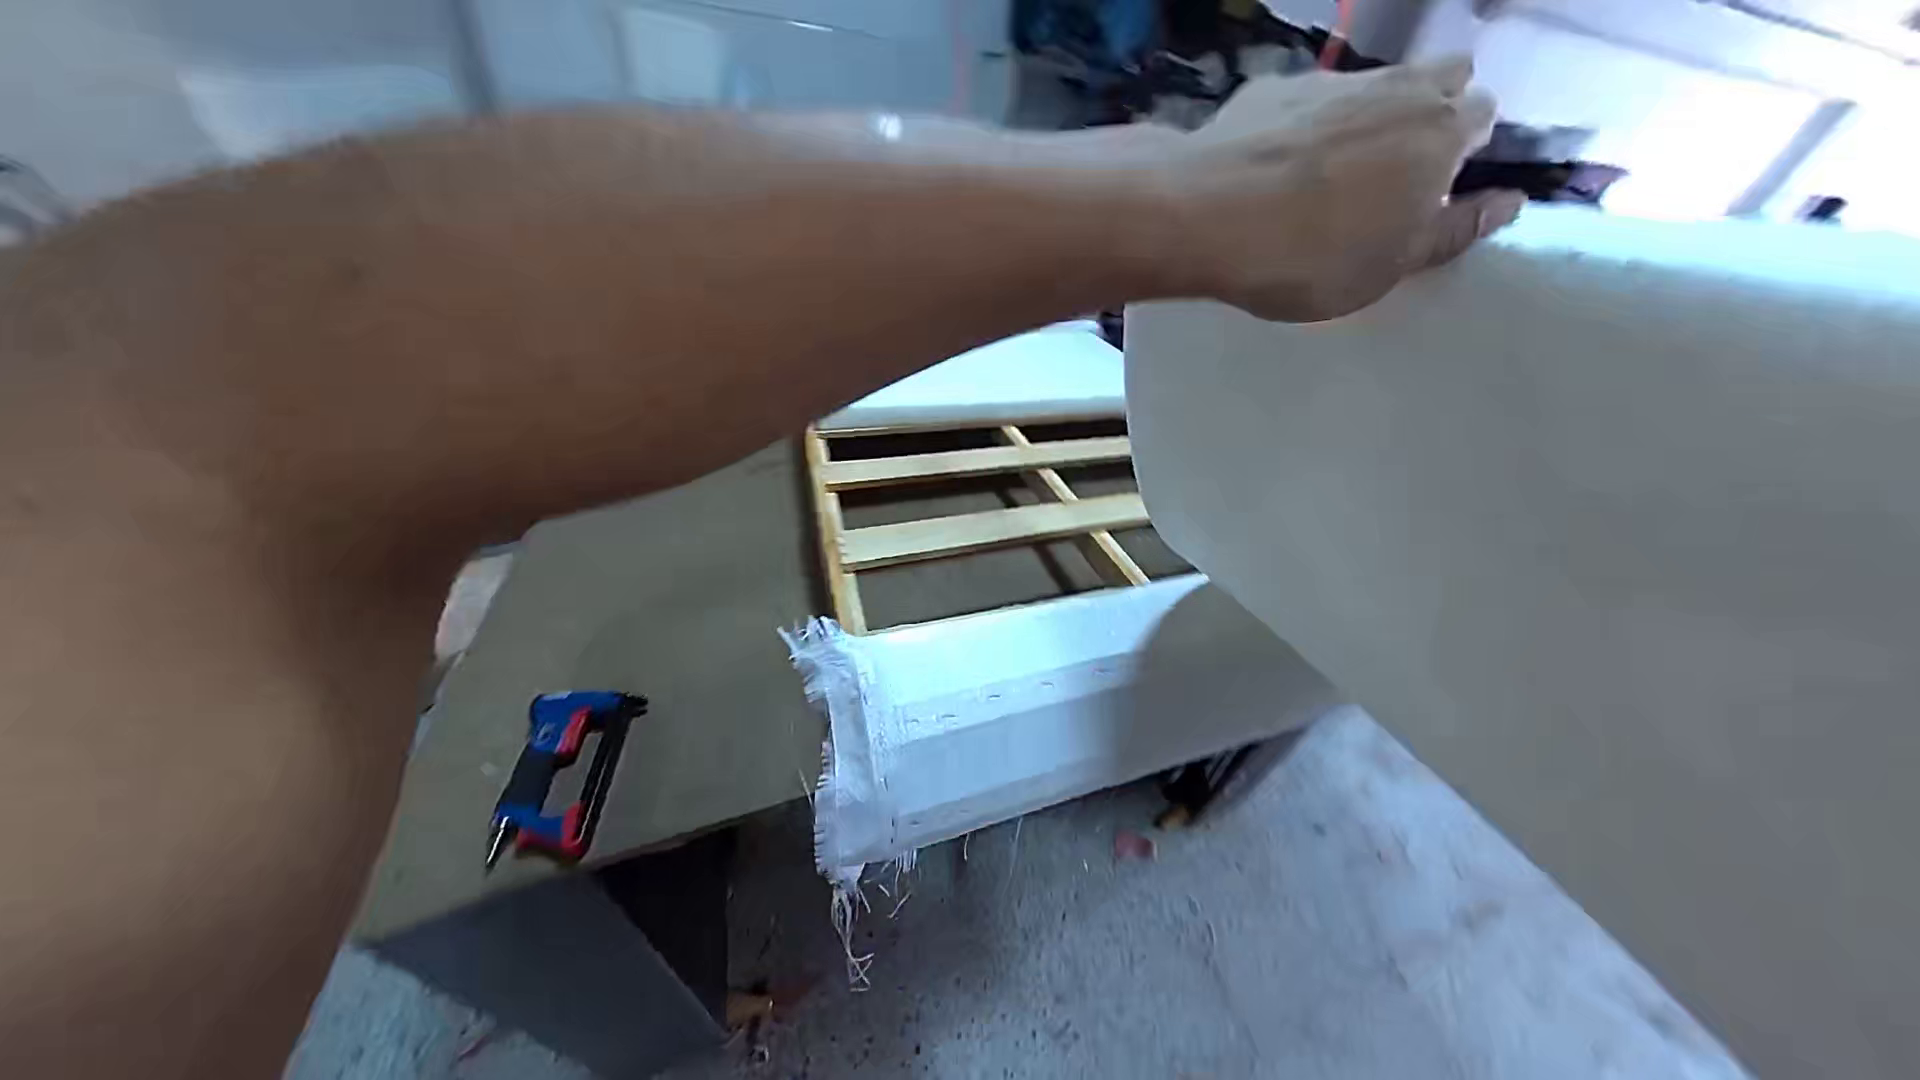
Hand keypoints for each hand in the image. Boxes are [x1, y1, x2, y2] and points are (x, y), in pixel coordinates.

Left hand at [1152, 57, 1522, 321]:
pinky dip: (1299, 124)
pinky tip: (1268, 162)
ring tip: (1325, 168)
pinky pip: (1302, 99)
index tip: (1428, 186)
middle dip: (1426, 114)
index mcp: (1440, 129)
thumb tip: (1509, 202)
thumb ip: (1451, 233)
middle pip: (1438, 80)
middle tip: (1386, 171)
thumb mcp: (1386, 269)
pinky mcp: (1270, 88)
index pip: (1481, 116)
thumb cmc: (1306, 257)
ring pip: (1371, 84)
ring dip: (1365, 114)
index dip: (1459, 150)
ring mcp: (1329, 81)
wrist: (1206, 217)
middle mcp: (1396, 86)